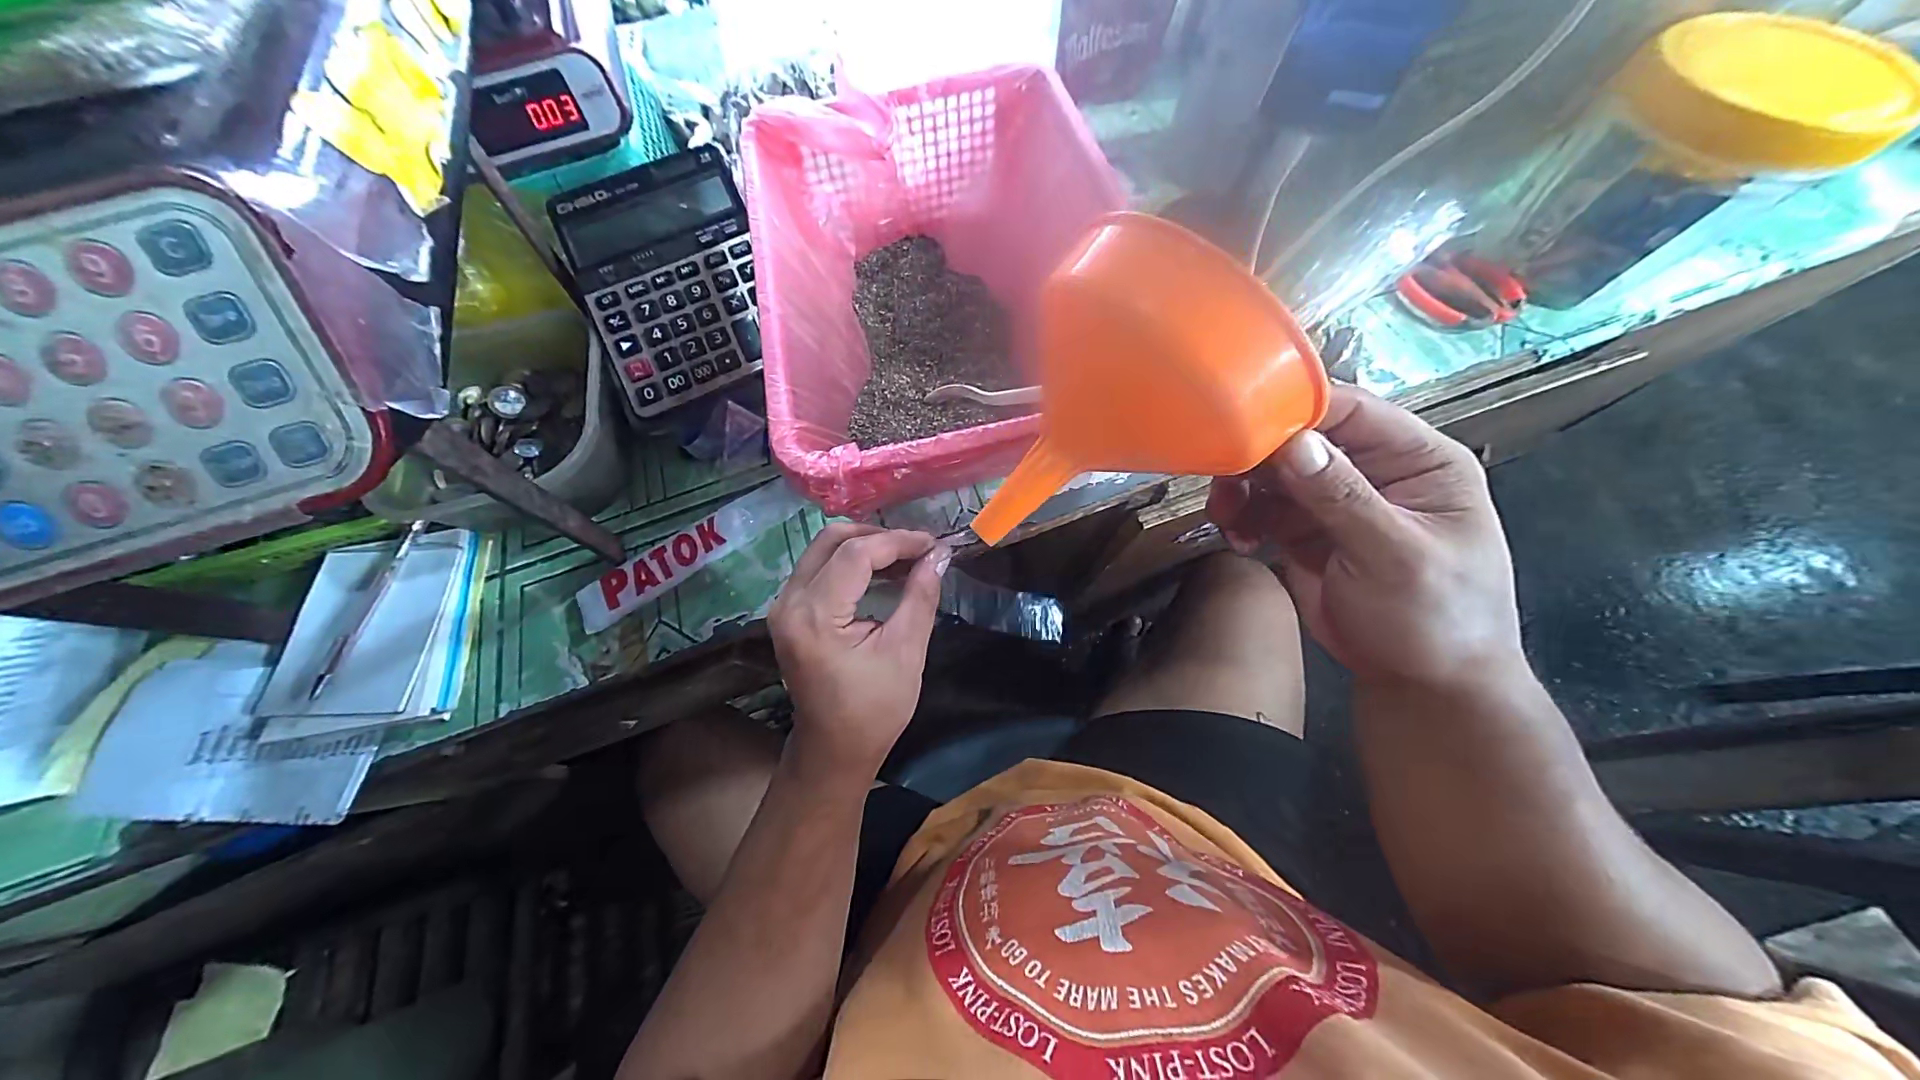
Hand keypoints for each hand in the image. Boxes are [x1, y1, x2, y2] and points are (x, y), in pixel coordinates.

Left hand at [768, 524, 948, 780]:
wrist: (834, 748)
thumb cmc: (873, 709)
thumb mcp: (906, 652)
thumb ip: (920, 596)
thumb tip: (939, 555)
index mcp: (815, 616)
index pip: (856, 555)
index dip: (898, 542)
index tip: (934, 545)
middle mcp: (790, 603)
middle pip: (832, 540)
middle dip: (879, 537)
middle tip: (918, 548)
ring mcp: (784, 606)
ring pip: (823, 549)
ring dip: (865, 546)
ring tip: (906, 557)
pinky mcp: (789, 611)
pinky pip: (819, 567)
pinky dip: (851, 562)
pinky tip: (882, 571)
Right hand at [1207, 384, 1524, 688]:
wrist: (1421, 684)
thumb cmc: (1435, 619)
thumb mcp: (1395, 556)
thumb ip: (1344, 498)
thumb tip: (1295, 443)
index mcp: (1417, 461)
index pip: (1354, 412)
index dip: (1299, 409)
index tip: (1244, 418)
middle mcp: (1373, 471)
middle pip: (1301, 439)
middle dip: (1258, 457)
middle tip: (1225, 480)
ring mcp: (1335, 503)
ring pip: (1273, 474)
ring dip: (1242, 490)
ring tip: (1228, 518)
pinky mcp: (1304, 532)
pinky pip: (1261, 509)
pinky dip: (1242, 519)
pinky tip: (1241, 541)